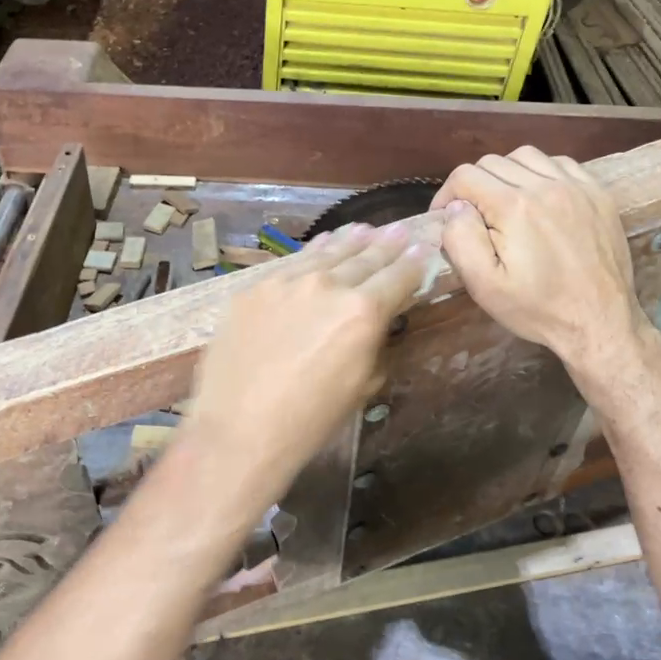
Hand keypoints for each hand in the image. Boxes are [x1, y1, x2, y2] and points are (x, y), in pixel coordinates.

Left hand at [184, 223, 433, 502]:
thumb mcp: (361, 385)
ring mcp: (286, 281)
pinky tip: (322, 245)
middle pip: (364, 258)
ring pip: (327, 252)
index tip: (423, 248)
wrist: (238, 429)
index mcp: (363, 312)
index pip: (398, 277)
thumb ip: (376, 343)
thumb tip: (380, 321)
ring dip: (350, 240)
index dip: (414, 263)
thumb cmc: (309, 422)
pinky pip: (292, 263)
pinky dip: (314, 252)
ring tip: (365, 230)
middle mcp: (327, 285)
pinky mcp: (254, 287)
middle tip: (399, 231)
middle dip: (386, 245)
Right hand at [431, 147, 652, 376]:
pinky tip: (540, 199)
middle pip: (492, 162)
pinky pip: (561, 164)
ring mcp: (577, 187)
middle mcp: (545, 186)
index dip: (446, 195)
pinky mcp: (598, 194)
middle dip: (474, 185)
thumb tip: (456, 208)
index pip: (465, 176)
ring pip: (526, 156)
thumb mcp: (484, 285)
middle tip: (475, 217)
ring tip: (505, 203)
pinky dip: (541, 173)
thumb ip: (461, 239)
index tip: (446, 219)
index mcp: (514, 207)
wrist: (601, 324)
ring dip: (507, 174)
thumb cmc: (538, 308)